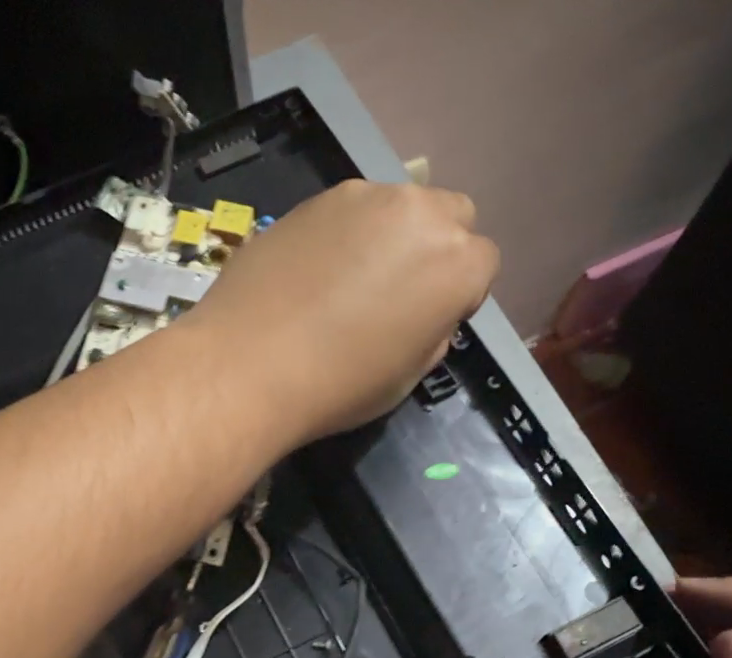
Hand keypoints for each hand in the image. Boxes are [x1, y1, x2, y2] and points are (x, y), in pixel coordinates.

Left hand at [180, 179, 499, 443]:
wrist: (248, 364)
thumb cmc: (339, 385)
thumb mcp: (406, 376)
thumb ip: (431, 332)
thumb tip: (425, 315)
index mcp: (458, 262)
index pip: (482, 263)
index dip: (457, 294)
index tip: (426, 319)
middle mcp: (419, 214)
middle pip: (449, 216)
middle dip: (435, 247)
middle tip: (396, 291)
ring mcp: (363, 198)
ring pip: (396, 206)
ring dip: (388, 235)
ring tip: (346, 281)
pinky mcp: (314, 198)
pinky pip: (347, 211)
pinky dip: (342, 234)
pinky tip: (310, 273)